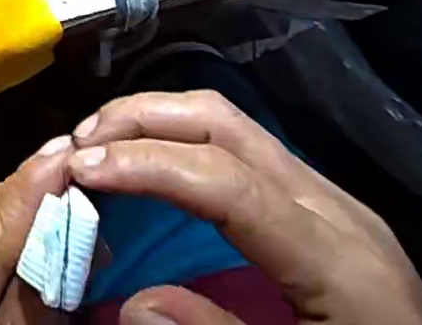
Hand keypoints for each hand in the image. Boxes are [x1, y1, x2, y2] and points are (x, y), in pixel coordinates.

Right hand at [67, 90, 421, 324]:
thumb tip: (132, 304)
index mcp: (341, 262)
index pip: (226, 179)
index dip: (144, 164)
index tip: (80, 169)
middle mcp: (332, 206)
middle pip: (218, 120)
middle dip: (137, 119)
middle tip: (79, 146)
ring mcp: (325, 196)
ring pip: (221, 117)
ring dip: (149, 119)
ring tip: (97, 144)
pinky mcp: (314, 202)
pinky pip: (231, 140)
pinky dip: (172, 135)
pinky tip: (143, 159)